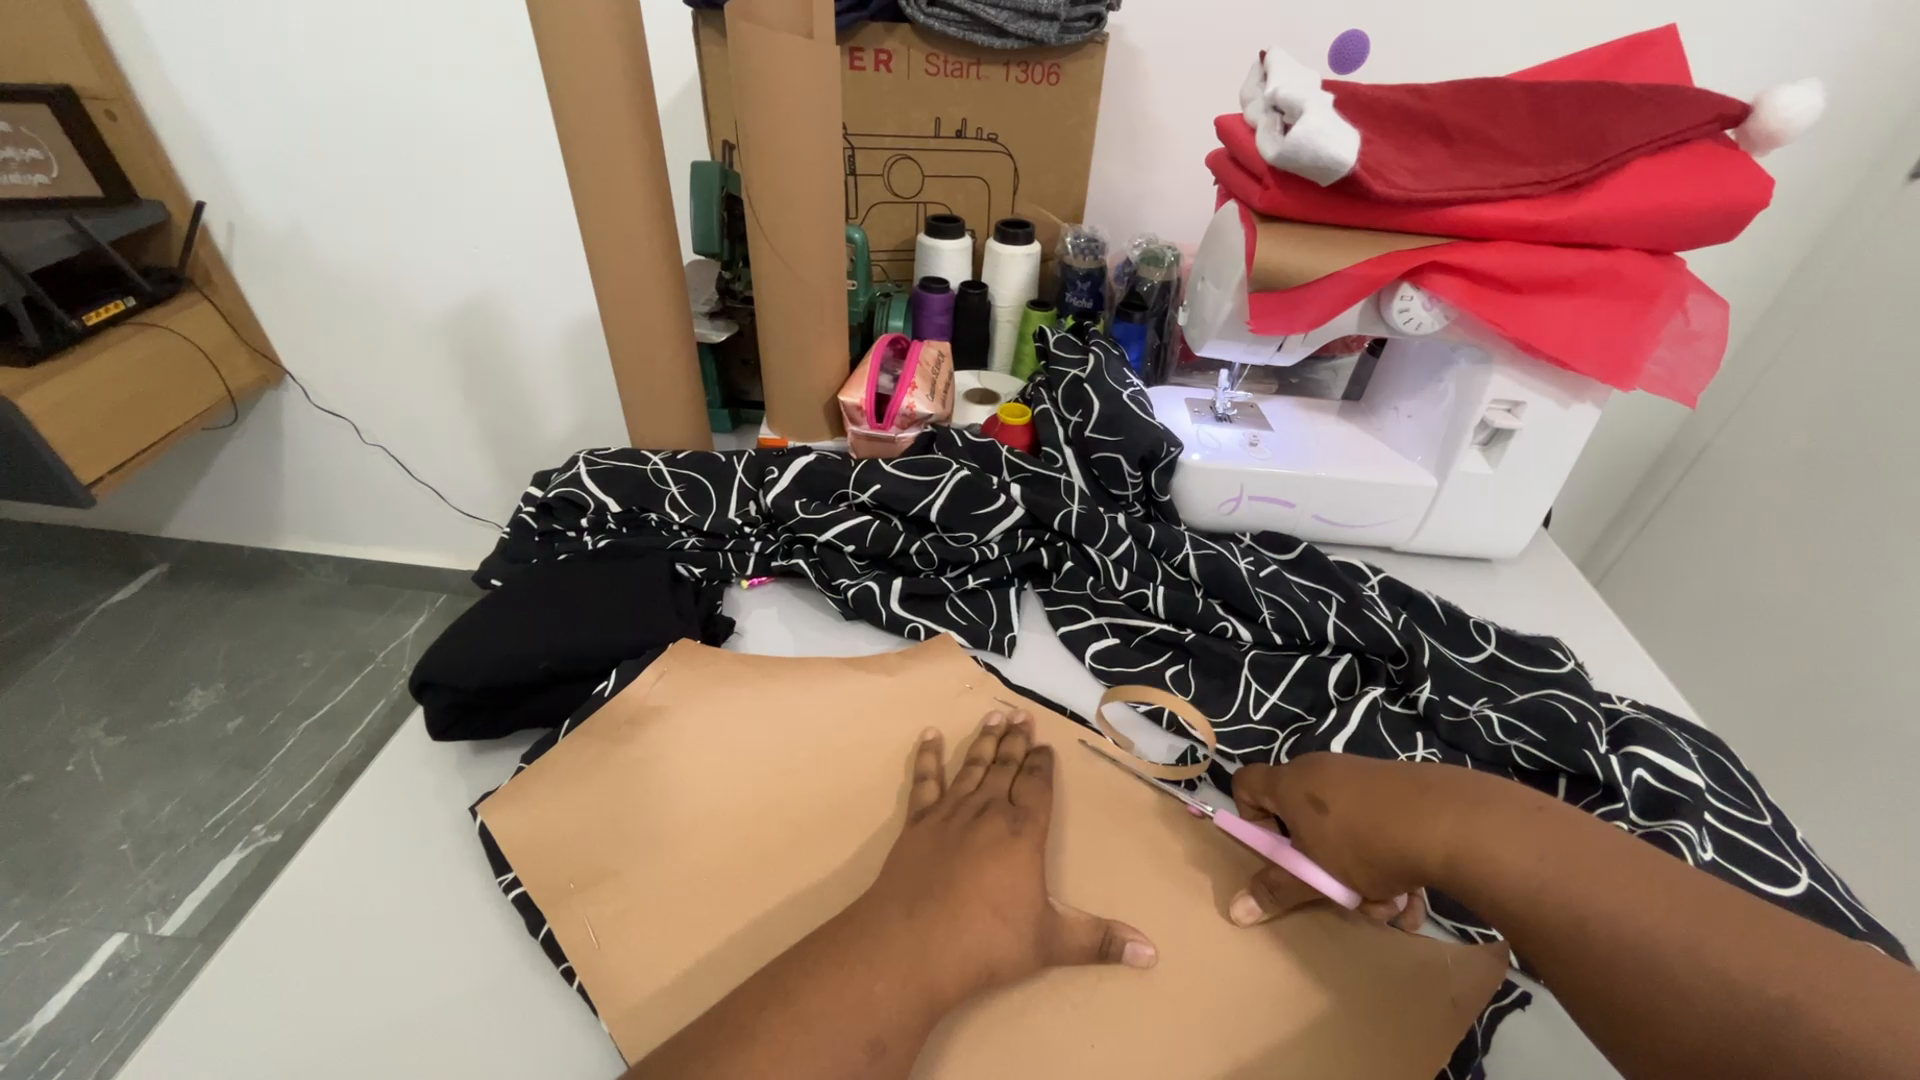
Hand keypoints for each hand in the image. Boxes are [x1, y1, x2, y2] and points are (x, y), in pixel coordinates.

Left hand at [852, 709, 1156, 1010]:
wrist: (914, 945)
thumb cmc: (987, 942)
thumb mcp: (1050, 943)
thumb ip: (1099, 940)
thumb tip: (1152, 954)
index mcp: (1023, 832)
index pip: (1037, 786)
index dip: (1042, 764)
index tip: (1045, 744)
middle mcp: (988, 812)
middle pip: (1005, 768)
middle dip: (1016, 741)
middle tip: (1021, 715)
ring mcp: (949, 814)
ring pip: (972, 767)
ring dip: (984, 741)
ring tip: (993, 716)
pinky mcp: (917, 824)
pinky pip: (925, 781)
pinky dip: (928, 757)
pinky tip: (930, 736)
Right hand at [1226, 753, 1443, 931]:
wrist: (1451, 821)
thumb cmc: (1364, 843)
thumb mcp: (1317, 875)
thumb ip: (1278, 890)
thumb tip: (1235, 911)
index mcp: (1290, 784)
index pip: (1246, 783)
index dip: (1251, 818)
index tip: (1277, 851)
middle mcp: (1320, 772)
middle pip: (1301, 817)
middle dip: (1319, 864)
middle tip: (1338, 891)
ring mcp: (1361, 777)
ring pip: (1345, 831)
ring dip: (1359, 874)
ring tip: (1388, 905)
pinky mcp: (1398, 788)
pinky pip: (1379, 827)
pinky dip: (1389, 861)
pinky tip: (1413, 896)